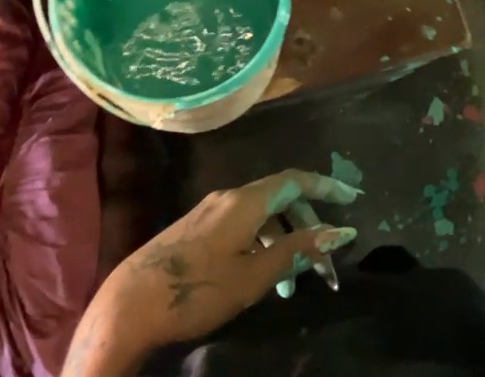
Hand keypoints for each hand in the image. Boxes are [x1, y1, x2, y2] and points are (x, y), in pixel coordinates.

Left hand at [69, 170, 359, 372]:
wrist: (132, 303)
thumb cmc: (198, 290)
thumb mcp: (254, 275)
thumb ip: (297, 251)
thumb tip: (340, 230)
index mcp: (244, 201)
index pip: (294, 180)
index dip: (326, 186)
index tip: (353, 198)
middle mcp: (228, 196)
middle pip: (279, 198)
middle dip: (308, 228)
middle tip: (326, 268)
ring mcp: (209, 210)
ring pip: (260, 216)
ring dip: (284, 243)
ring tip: (292, 287)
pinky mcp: (196, 227)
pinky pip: (242, 225)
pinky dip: (263, 244)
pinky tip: (263, 277)